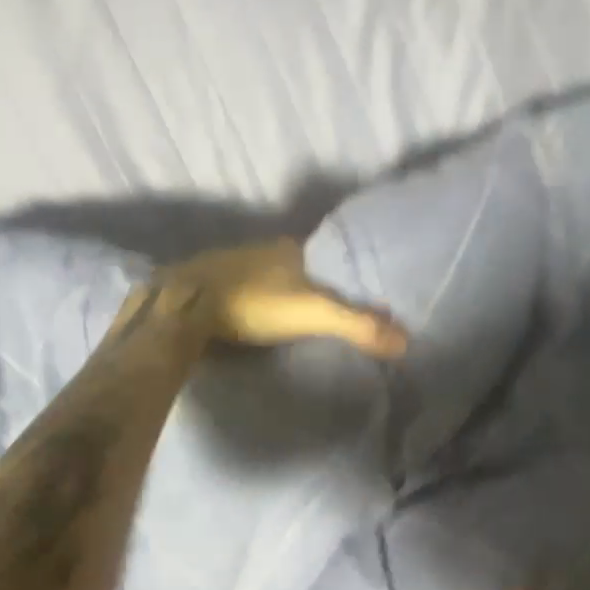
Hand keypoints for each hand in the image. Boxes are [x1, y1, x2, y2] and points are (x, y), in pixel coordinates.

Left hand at [148, 239, 407, 358]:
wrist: (182, 309)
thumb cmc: (251, 304)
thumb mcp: (313, 313)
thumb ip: (358, 325)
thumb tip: (408, 341)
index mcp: (287, 249)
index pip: (323, 256)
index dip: (338, 272)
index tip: (351, 291)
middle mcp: (257, 249)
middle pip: (292, 266)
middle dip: (307, 282)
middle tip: (325, 308)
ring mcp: (225, 265)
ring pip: (261, 277)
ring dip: (275, 292)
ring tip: (292, 317)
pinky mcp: (201, 286)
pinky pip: (234, 292)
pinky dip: (247, 303)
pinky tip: (249, 321)